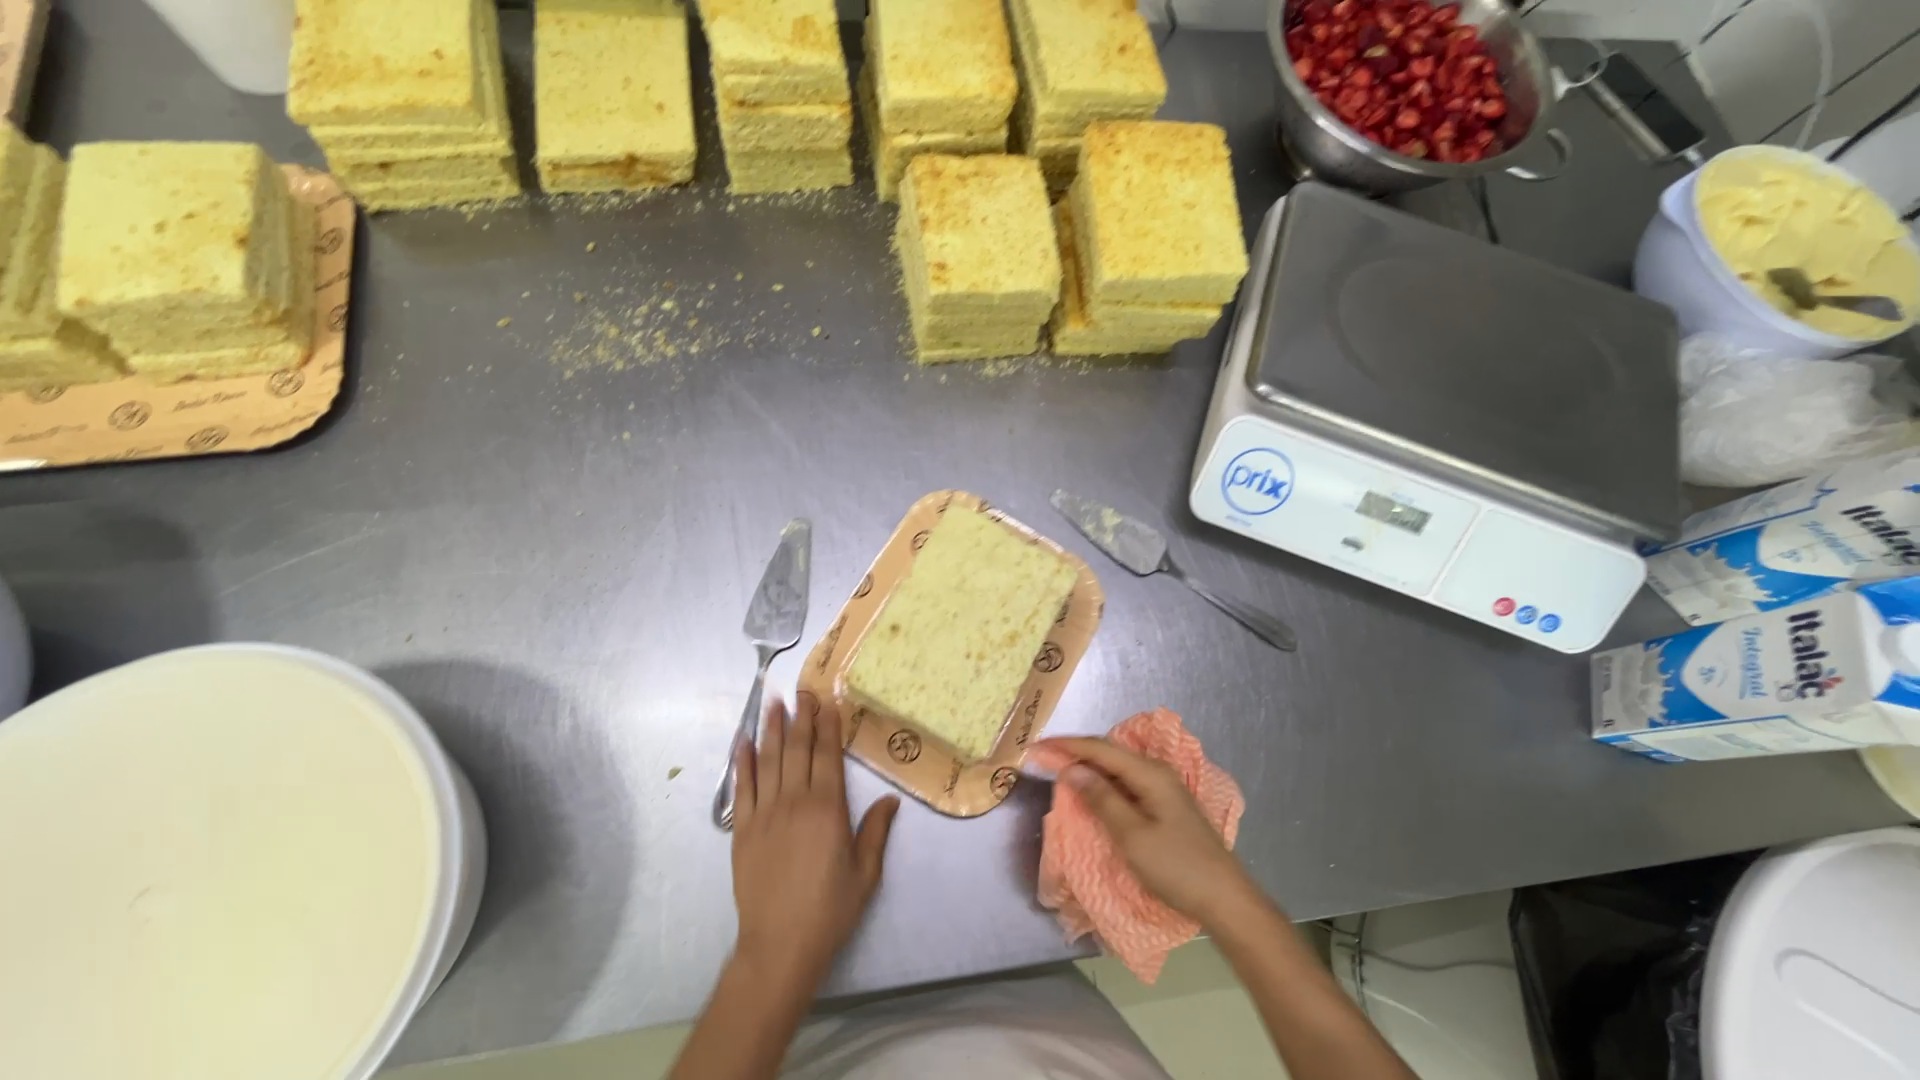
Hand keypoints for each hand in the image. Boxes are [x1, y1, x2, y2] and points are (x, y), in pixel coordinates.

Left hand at [730, 694, 900, 985]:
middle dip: (802, 718)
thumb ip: (875, 832)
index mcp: (828, 809)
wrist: (780, 944)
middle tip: (802, 690)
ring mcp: (764, 813)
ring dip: (772, 729)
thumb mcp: (865, 873)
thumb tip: (890, 799)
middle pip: (798, 750)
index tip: (827, 701)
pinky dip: (743, 761)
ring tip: (774, 702)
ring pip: (769, 760)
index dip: (827, 726)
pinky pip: (742, 786)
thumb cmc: (830, 909)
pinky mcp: (742, 829)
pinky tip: (744, 741)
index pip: (827, 756)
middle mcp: (795, 802)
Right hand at [1034, 736, 1259, 929]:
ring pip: (1118, 769)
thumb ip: (1101, 799)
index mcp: (1150, 774)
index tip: (1037, 746)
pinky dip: (1104, 784)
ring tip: (1060, 771)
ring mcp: (1164, 790)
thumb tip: (1072, 770)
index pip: (1101, 749)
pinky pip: (1127, 785)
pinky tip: (1091, 792)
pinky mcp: (1165, 807)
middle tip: (1043, 757)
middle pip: (1110, 754)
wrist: (1224, 898)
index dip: (1067, 745)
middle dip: (1076, 753)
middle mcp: (1158, 773)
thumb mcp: (1132, 835)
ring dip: (1089, 768)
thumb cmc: (1176, 867)